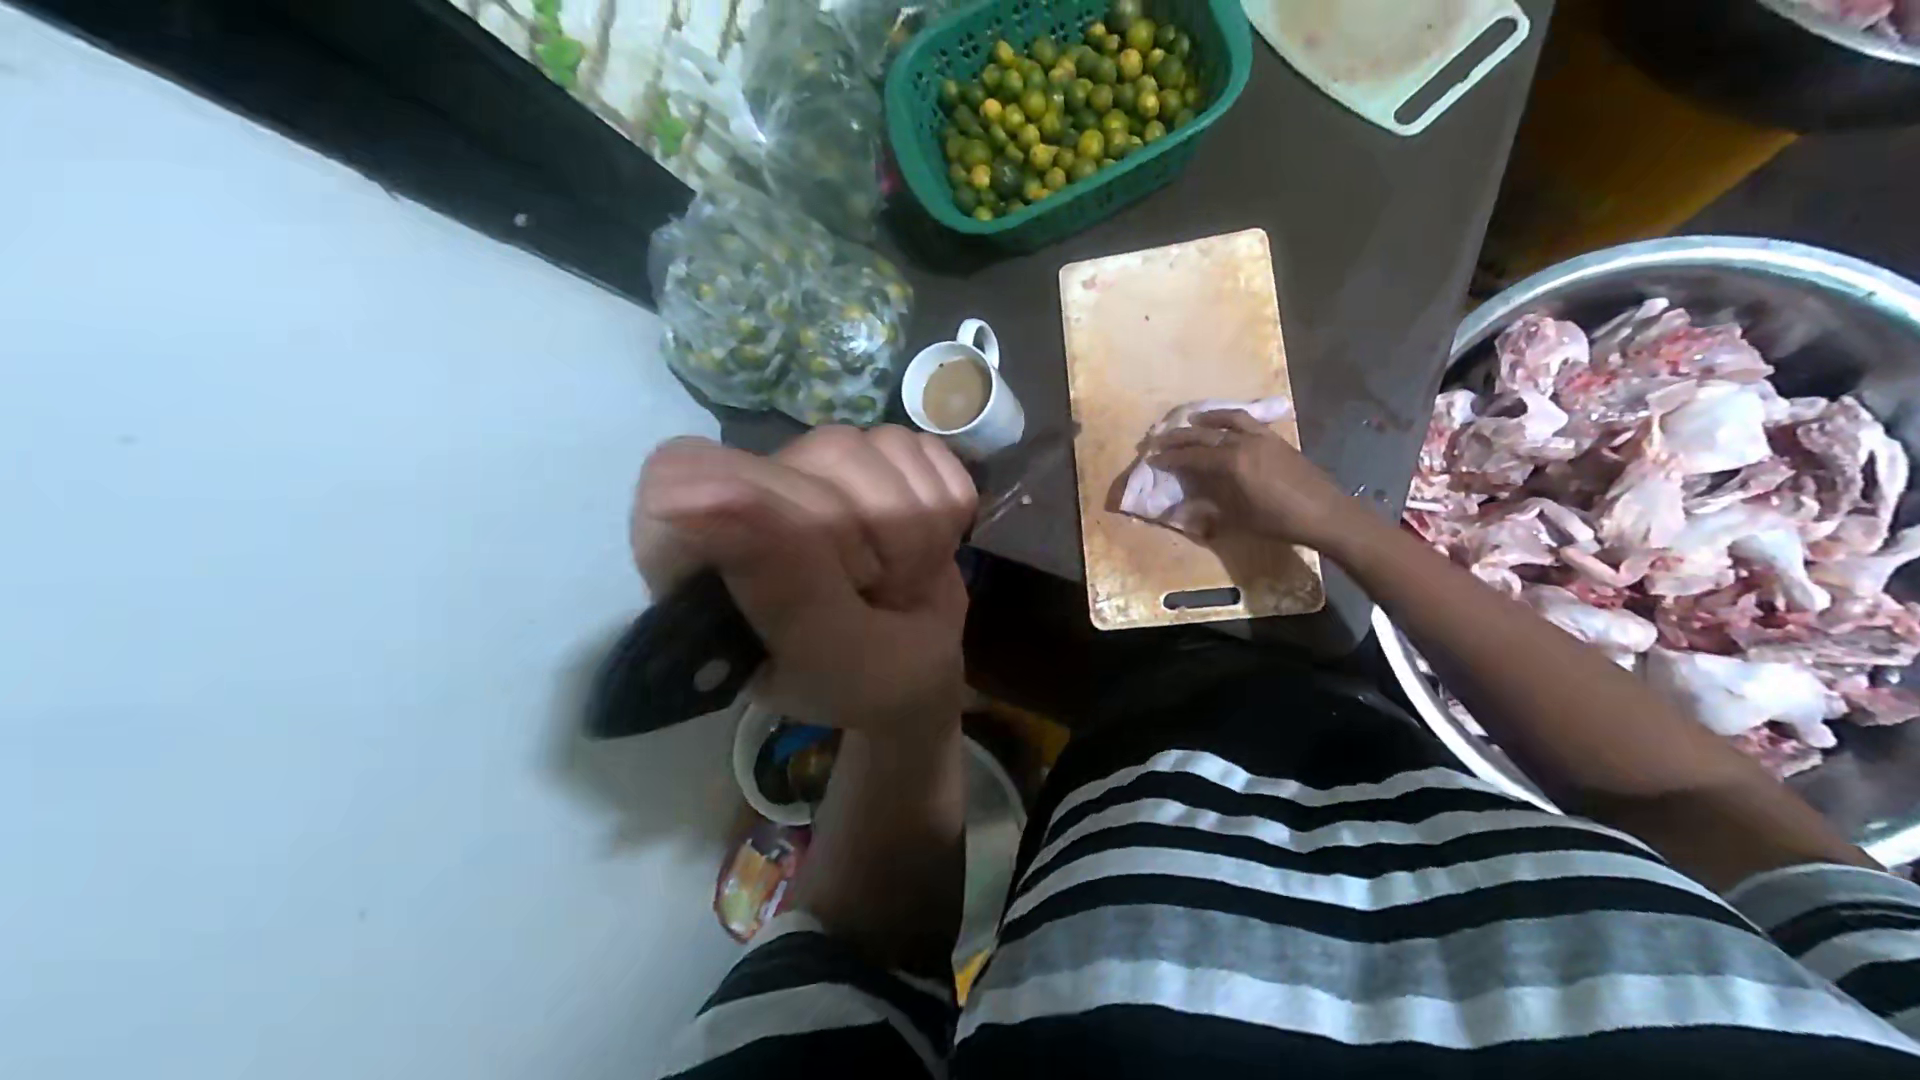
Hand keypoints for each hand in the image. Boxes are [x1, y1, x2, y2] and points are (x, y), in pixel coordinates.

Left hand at [630, 427, 976, 732]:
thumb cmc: (863, 680)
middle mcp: (746, 495)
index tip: (816, 575)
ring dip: (914, 528)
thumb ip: (778, 580)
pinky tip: (925, 546)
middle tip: (872, 596)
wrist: (923, 670)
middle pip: (811, 459)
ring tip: (897, 579)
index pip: (695, 473)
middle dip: (872, 538)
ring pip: (865, 446)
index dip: (769, 512)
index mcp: (696, 549)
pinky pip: (916, 445)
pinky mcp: (871, 460)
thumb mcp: (824, 651)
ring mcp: (811, 471)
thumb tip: (687, 492)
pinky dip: (944, 503)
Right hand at [1148, 409, 1361, 549]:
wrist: (1326, 514)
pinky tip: (1227, 425)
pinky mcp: (1276, 439)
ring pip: (1228, 420)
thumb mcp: (1238, 518)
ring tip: (1193, 420)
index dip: (1170, 458)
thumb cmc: (1278, 521)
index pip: (1192, 456)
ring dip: (1207, 419)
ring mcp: (1262, 438)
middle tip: (1161, 439)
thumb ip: (1209, 505)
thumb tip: (1184, 504)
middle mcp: (1244, 443)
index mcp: (1232, 463)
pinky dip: (1231, 419)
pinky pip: (1248, 422)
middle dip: (1180, 437)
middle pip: (1205, 434)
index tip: (1153, 459)